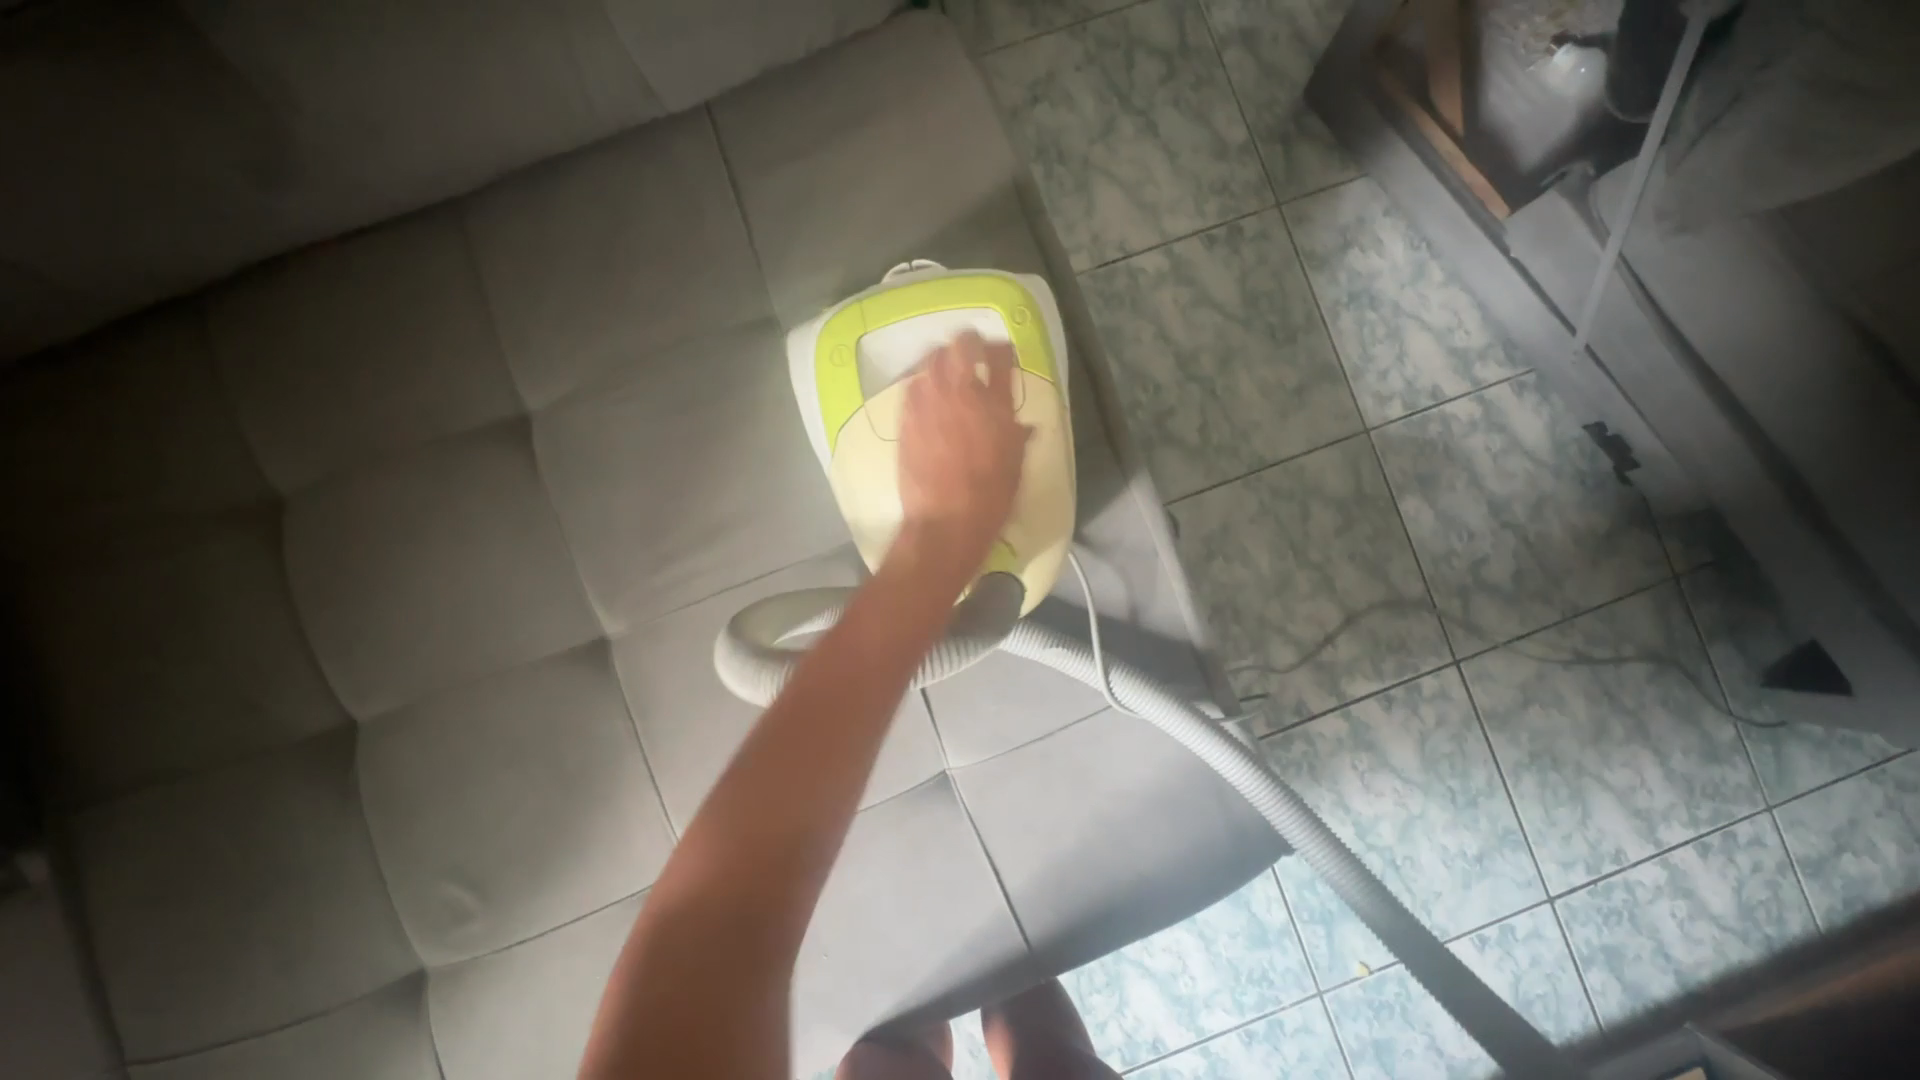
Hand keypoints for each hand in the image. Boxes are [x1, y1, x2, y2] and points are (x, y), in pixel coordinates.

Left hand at [896, 331, 1029, 573]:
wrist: (946, 520)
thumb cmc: (990, 498)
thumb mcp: (1015, 466)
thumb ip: (1017, 437)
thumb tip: (1022, 426)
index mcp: (997, 406)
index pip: (1001, 359)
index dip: (1001, 349)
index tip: (1001, 351)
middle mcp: (962, 394)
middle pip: (963, 347)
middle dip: (968, 343)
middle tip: (970, 350)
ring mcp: (930, 403)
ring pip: (932, 359)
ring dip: (941, 357)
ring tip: (944, 364)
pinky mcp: (906, 417)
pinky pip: (912, 384)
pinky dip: (920, 379)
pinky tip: (923, 388)